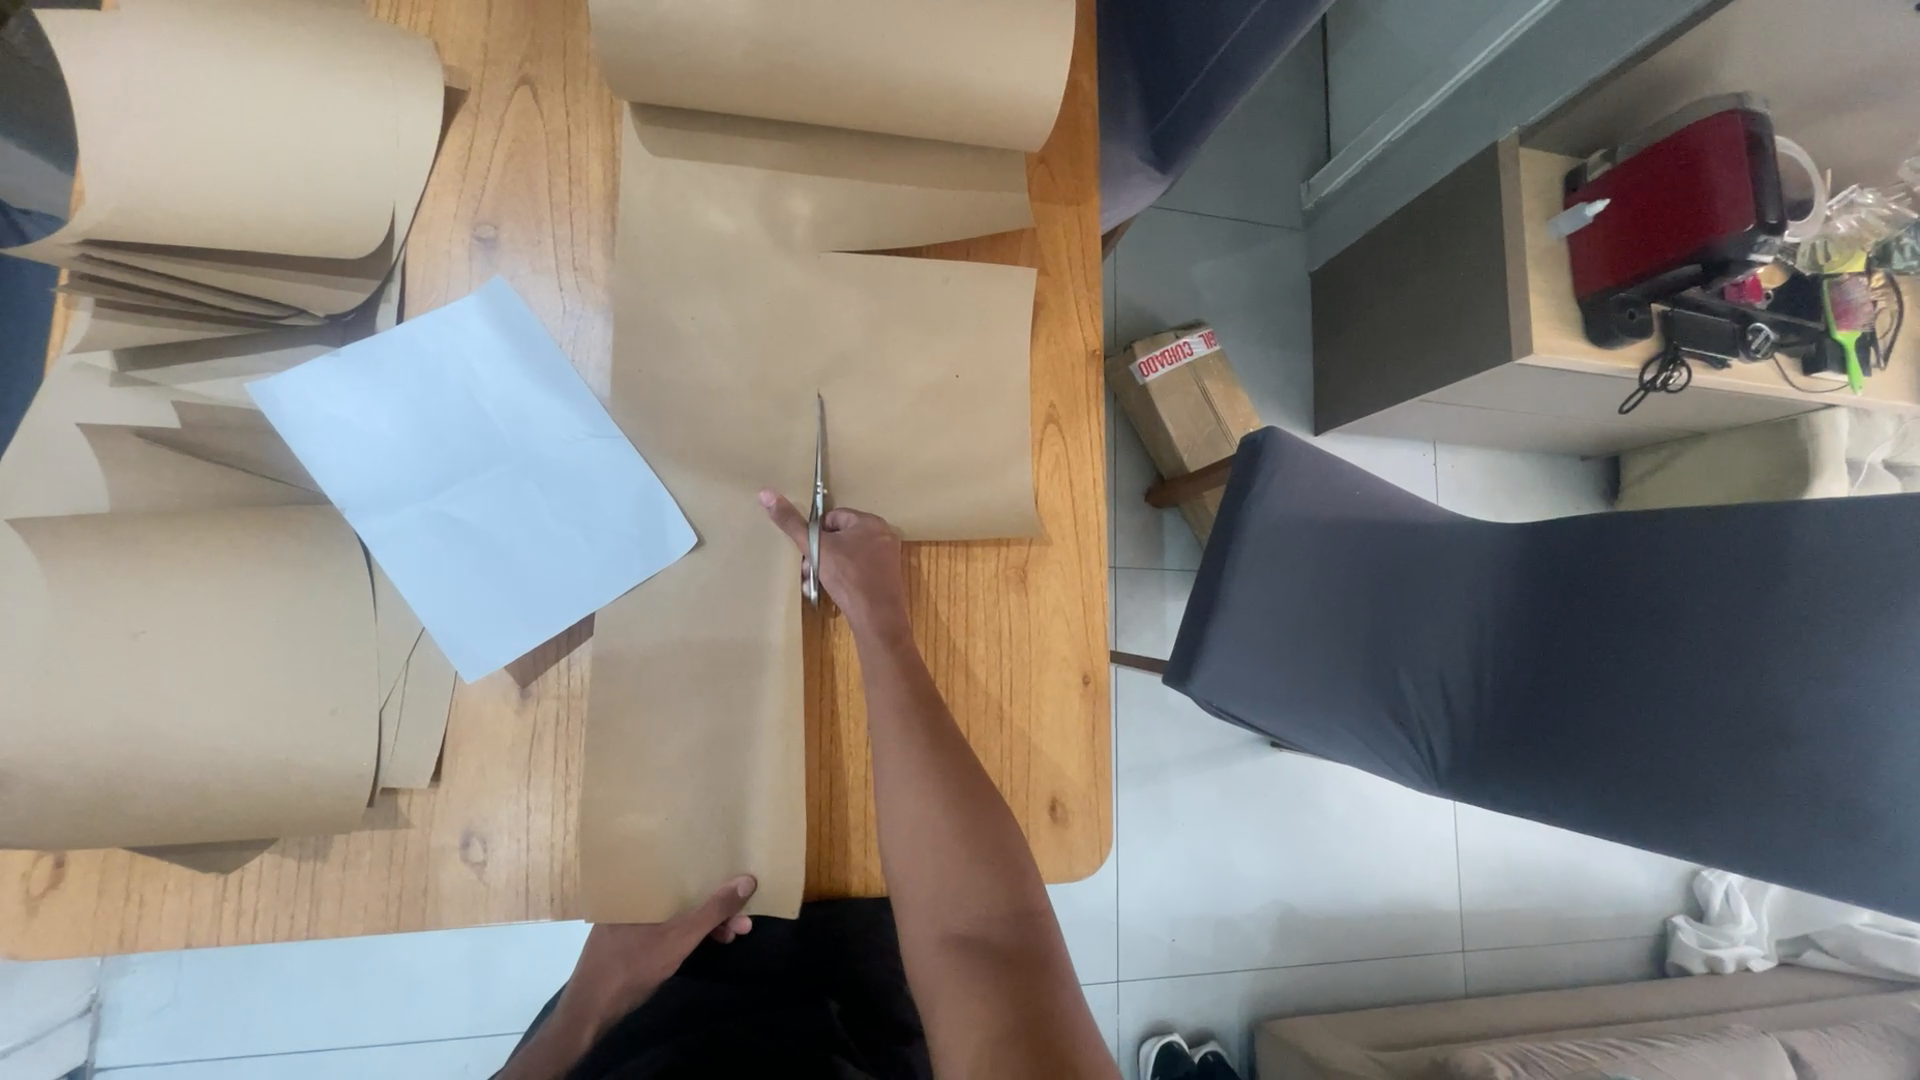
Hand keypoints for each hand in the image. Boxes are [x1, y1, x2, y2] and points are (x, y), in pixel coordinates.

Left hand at [560, 876, 756, 1036]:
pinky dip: (689, 932)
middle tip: (744, 919)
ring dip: (707, 921)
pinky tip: (708, 942)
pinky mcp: (633, 936)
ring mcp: (634, 916)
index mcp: (641, 884)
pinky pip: (669, 923)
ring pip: (679, 909)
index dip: (716, 873)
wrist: (588, 1014)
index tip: (741, 883)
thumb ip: (713, 910)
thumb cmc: (631, 967)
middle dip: (717, 905)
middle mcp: (636, 893)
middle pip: (686, 891)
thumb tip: (748, 879)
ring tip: (733, 935)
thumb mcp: (679, 938)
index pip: (684, 866)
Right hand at [760, 490, 908, 638]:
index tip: (808, 551)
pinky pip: (860, 569)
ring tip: (816, 582)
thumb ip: (791, 523)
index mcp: (870, 522)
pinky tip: (833, 590)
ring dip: (829, 566)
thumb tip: (766, 493)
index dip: (816, 534)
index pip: (834, 518)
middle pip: (841, 537)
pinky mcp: (888, 577)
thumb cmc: (847, 576)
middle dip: (821, 553)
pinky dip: (845, 576)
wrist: (876, 616)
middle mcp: (883, 535)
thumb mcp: (816, 548)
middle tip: (808, 569)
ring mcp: (888, 557)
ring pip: (849, 554)